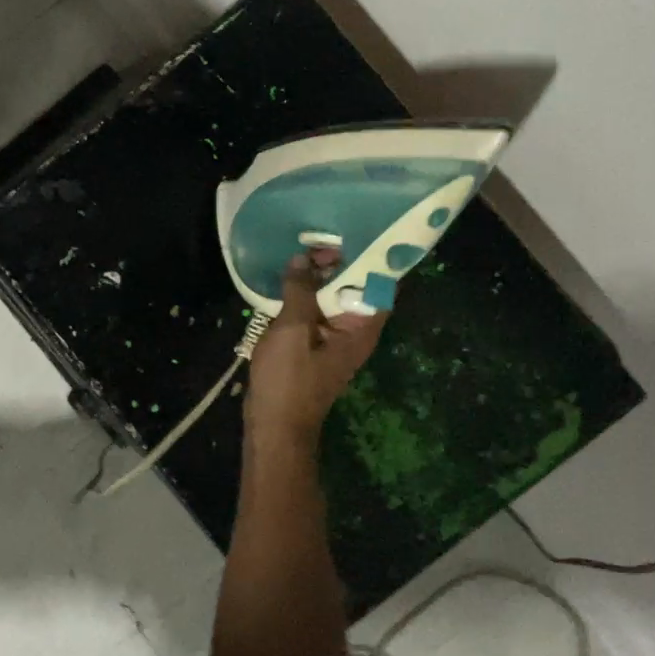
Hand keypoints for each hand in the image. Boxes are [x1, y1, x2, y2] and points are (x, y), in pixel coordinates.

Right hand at [243, 250, 387, 447]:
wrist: (275, 422)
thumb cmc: (289, 378)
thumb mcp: (292, 330)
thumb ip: (299, 292)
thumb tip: (303, 259)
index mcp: (361, 329)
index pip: (379, 286)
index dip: (368, 258)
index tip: (350, 233)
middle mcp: (354, 332)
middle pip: (354, 289)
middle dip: (338, 263)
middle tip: (314, 239)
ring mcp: (333, 339)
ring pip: (332, 300)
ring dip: (318, 278)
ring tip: (298, 253)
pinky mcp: (313, 345)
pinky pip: (315, 312)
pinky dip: (305, 295)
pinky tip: (285, 282)